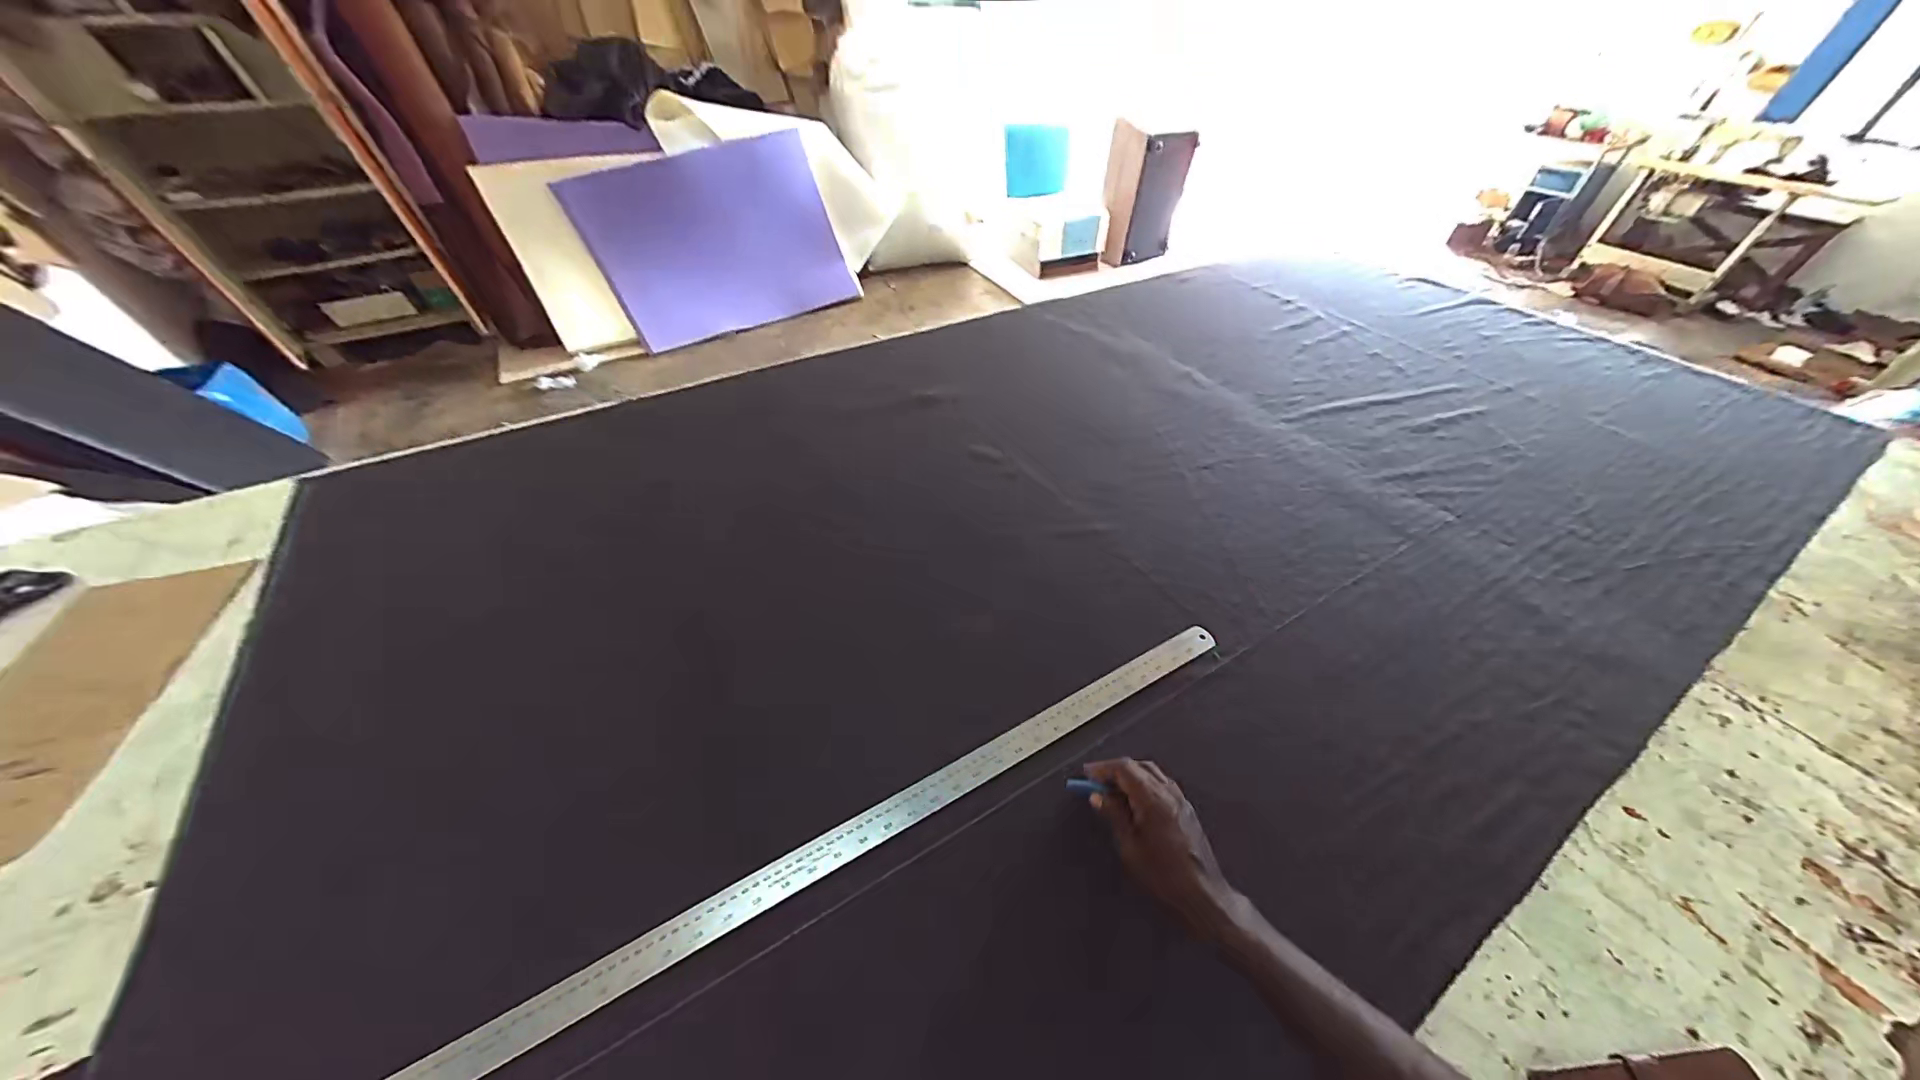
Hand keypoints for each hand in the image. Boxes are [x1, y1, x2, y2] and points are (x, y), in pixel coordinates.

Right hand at [1083, 758, 1238, 938]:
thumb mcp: (1129, 845)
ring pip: (1151, 772)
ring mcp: (1180, 799)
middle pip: (1138, 766)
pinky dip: (1144, 782)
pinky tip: (1135, 799)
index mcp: (1152, 799)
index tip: (1087, 774)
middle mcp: (1168, 793)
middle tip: (1096, 782)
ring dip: (1130, 775)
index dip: (1102, 768)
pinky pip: (1162, 783)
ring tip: (1112, 790)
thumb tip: (1099, 796)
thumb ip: (1114, 815)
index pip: (1124, 768)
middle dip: (1114, 770)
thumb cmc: (1163, 874)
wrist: (1201, 893)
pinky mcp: (1186, 809)